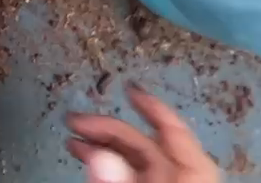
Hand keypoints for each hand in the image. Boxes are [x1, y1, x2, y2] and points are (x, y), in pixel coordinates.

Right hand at [68, 86, 219, 182]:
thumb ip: (124, 180)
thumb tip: (101, 155)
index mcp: (189, 178)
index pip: (178, 137)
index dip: (156, 109)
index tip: (129, 86)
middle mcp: (179, 179)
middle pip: (149, 146)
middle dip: (109, 128)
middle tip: (74, 121)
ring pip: (137, 159)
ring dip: (102, 144)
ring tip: (71, 139)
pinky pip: (133, 172)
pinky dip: (107, 161)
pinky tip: (86, 156)